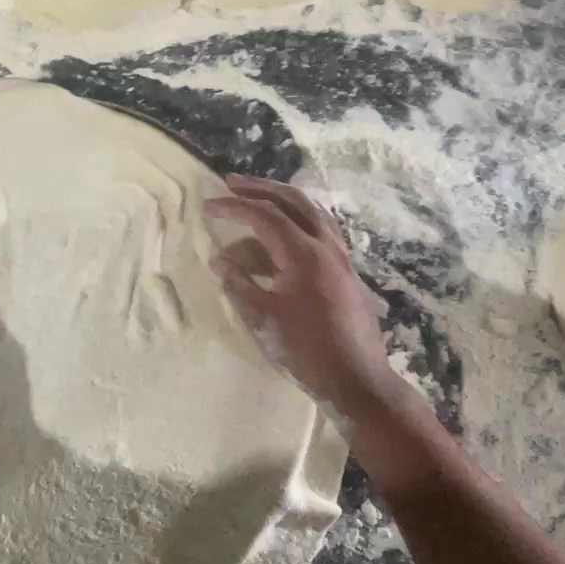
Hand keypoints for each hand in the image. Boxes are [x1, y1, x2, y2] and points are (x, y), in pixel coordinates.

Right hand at [206, 175, 399, 422]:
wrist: (356, 379)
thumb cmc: (305, 350)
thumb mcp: (262, 318)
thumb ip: (239, 284)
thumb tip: (220, 261)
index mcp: (304, 253)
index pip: (264, 215)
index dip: (234, 207)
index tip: (208, 206)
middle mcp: (326, 246)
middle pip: (293, 201)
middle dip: (261, 189)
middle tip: (232, 184)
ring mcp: (341, 258)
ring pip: (312, 213)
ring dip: (282, 202)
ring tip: (257, 202)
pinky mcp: (346, 272)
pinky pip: (321, 232)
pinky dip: (298, 223)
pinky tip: (283, 236)